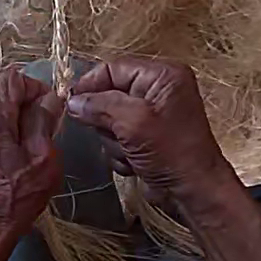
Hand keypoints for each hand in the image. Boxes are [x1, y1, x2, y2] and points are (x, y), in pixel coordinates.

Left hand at [0, 67, 64, 260]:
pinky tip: (14, 152)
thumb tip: (49, 98)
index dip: (35, 87)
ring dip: (15, 118)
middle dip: (26, 104)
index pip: (13, 78)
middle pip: (2, 91)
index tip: (48, 107)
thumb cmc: (15, 199)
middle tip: (42, 130)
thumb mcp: (42, 158)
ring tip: (29, 145)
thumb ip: (43, 121)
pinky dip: (4, 129)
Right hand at [64, 57, 236, 211]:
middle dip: (106, 121)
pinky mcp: (144, 138)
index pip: (112, 68)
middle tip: (117, 135)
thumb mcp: (133, 121)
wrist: (192, 192)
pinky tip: (134, 162)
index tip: (69, 103)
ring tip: (130, 152)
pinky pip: (115, 138)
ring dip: (113, 141)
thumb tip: (71, 101)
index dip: (89, 85)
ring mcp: (149, 116)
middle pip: (106, 96)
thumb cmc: (171, 151)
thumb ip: (99, 105)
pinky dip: (119, 153)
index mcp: (161, 75)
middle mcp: (156, 91)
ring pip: (107, 121)